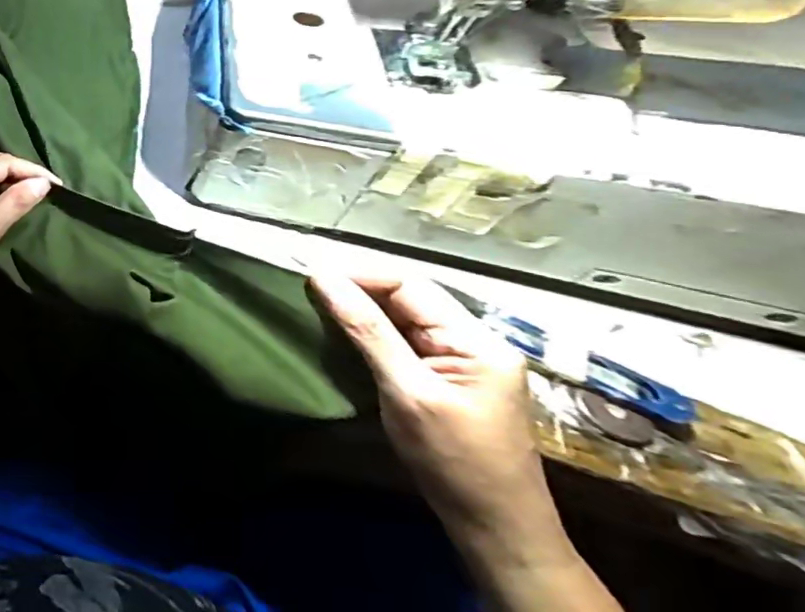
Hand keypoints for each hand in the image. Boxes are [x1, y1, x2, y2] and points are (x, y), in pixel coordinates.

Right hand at [310, 273, 564, 555]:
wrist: (495, 529)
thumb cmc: (452, 460)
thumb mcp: (405, 391)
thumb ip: (366, 330)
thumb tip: (323, 276)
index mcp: (477, 340)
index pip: (410, 285)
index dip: (360, 275)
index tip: (311, 277)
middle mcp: (476, 341)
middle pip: (410, 297)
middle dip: (359, 289)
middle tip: (309, 290)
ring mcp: (467, 360)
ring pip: (407, 316)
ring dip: (364, 310)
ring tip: (320, 306)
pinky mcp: (453, 378)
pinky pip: (409, 338)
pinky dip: (376, 331)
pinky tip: (349, 333)